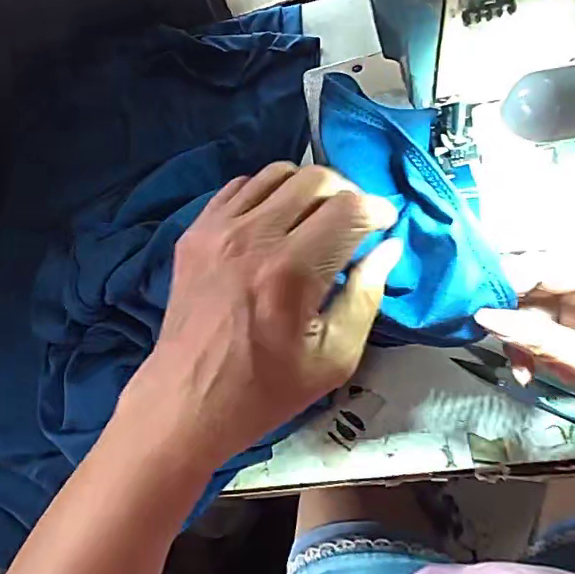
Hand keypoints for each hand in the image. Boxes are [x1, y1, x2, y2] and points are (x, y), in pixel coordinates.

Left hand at [117, 163, 401, 470]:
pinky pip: (239, 187)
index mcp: (291, 271)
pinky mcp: (194, 232)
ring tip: (316, 217)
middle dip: (347, 192)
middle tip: (354, 220)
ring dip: (307, 188)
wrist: (187, 400)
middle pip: (315, 179)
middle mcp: (253, 237)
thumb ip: (367, 295)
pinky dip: (266, 193)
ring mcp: (217, 229)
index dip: (377, 209)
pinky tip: (275, 221)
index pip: (349, 208)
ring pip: (276, 173)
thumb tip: (387, 248)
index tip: (383, 225)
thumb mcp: (336, 357)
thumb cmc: (266, 388)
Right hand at [474, 251, 574, 442]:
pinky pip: (546, 328)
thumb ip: (536, 338)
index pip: (539, 268)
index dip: (503, 286)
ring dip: (525, 342)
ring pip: (535, 312)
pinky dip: (537, 350)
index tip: (473, 305)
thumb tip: (486, 317)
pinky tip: (538, 369)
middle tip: (500, 347)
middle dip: (514, 322)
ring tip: (527, 370)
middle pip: (533, 289)